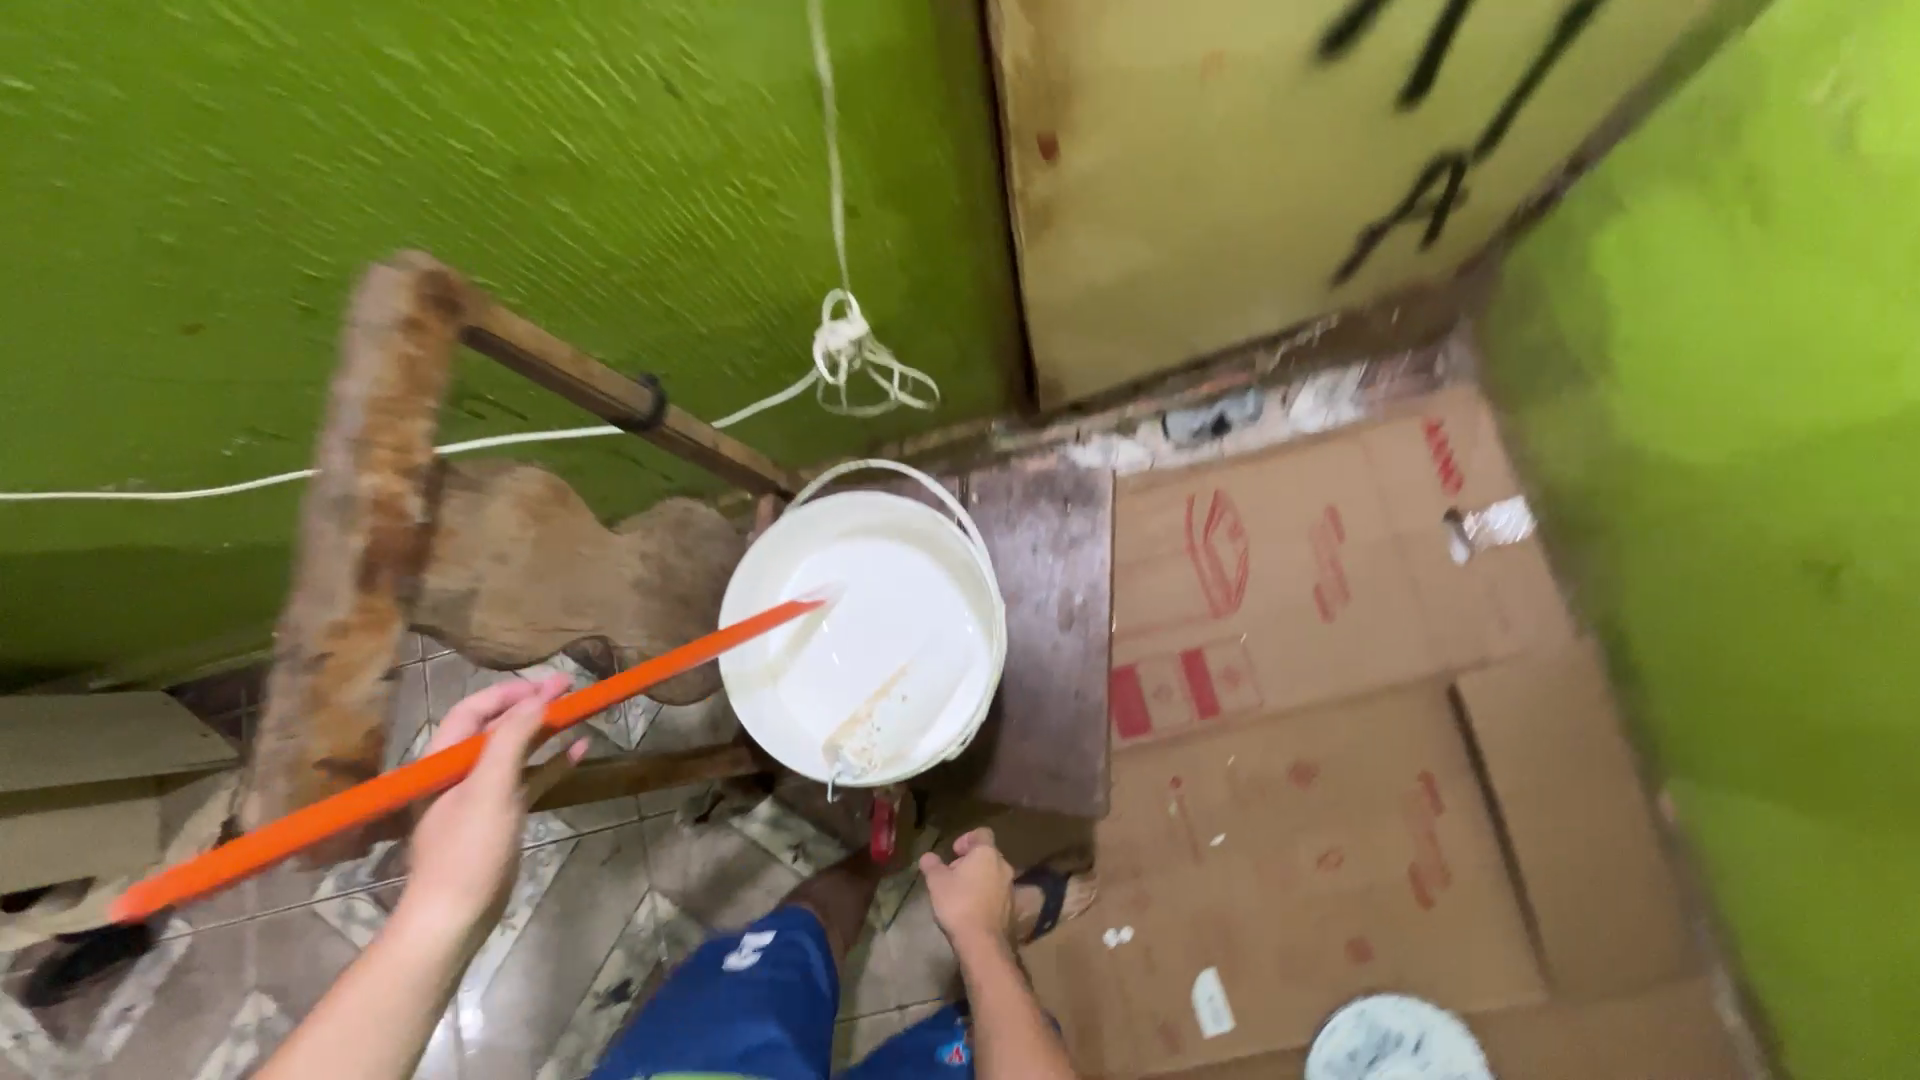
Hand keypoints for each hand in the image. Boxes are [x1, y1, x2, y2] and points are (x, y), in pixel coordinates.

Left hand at [396, 676, 583, 941]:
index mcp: (444, 761)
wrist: (455, 917)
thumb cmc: (468, 851)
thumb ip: (510, 739)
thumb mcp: (489, 789)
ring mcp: (481, 796)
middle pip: (497, 728)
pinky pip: (529, 779)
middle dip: (533, 706)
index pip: (474, 710)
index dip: (512, 692)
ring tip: (579, 713)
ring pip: (516, 751)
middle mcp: (460, 773)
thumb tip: (537, 699)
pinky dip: (552, 764)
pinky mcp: (501, 817)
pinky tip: (579, 751)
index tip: (552, 683)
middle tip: (571, 690)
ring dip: (546, 731)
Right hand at [920, 827, 1015, 950]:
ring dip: (979, 879)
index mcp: (987, 853)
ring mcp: (1010, 888)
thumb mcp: (936, 882)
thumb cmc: (958, 904)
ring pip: (994, 875)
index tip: (954, 852)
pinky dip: (986, 896)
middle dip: (970, 861)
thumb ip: (932, 865)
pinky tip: (972, 910)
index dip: (967, 839)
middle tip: (953, 874)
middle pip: (987, 855)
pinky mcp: (1013, 909)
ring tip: (961, 894)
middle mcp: (1004, 866)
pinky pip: (998, 894)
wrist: (983, 942)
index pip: (982, 833)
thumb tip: (927, 856)